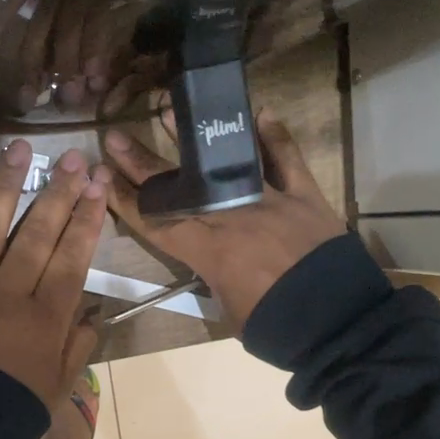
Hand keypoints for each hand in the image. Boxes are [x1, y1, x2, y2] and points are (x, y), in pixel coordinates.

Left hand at [0, 142, 107, 411]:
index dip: (88, 220)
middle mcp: (9, 294)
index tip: (99, 185)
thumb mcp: (59, 386)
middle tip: (74, 157)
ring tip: (18, 149)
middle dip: (59, 193)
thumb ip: (77, 346)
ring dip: (5, 187)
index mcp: (45, 318)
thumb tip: (91, 312)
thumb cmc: (13, 411)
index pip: (72, 258)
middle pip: (38, 235)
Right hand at [102, 108, 347, 326]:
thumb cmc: (276, 329)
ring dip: (197, 134)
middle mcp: (231, 216)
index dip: (127, 201)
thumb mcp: (230, 312)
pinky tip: (263, 114)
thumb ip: (215, 281)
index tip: (105, 178)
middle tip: (117, 137)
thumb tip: (215, 267)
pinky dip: (276, 137)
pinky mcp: (305, 196)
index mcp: (209, 250)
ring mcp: (269, 200)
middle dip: (142, 162)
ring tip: (173, 109)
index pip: (157, 221)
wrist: (335, 325)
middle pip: (178, 186)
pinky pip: (288, 160)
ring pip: (226, 160)